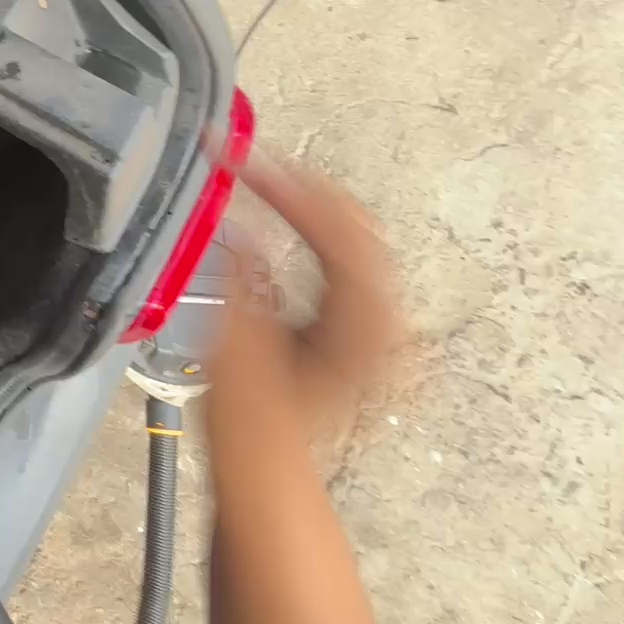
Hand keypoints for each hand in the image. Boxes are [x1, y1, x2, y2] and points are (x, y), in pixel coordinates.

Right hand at [209, 153, 400, 434]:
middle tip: (249, 154)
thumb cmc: (254, 423)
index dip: (288, 189)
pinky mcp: (355, 323)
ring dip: (306, 199)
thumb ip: (248, 289)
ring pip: (354, 237)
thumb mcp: (239, 353)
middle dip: (302, 183)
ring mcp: (375, 321)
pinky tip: (283, 209)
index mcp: (363, 328)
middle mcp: (384, 320)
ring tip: (262, 170)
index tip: (241, 158)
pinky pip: (342, 255)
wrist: (270, 468)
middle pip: (357, 228)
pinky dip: (310, 224)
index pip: (337, 235)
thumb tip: (246, 231)